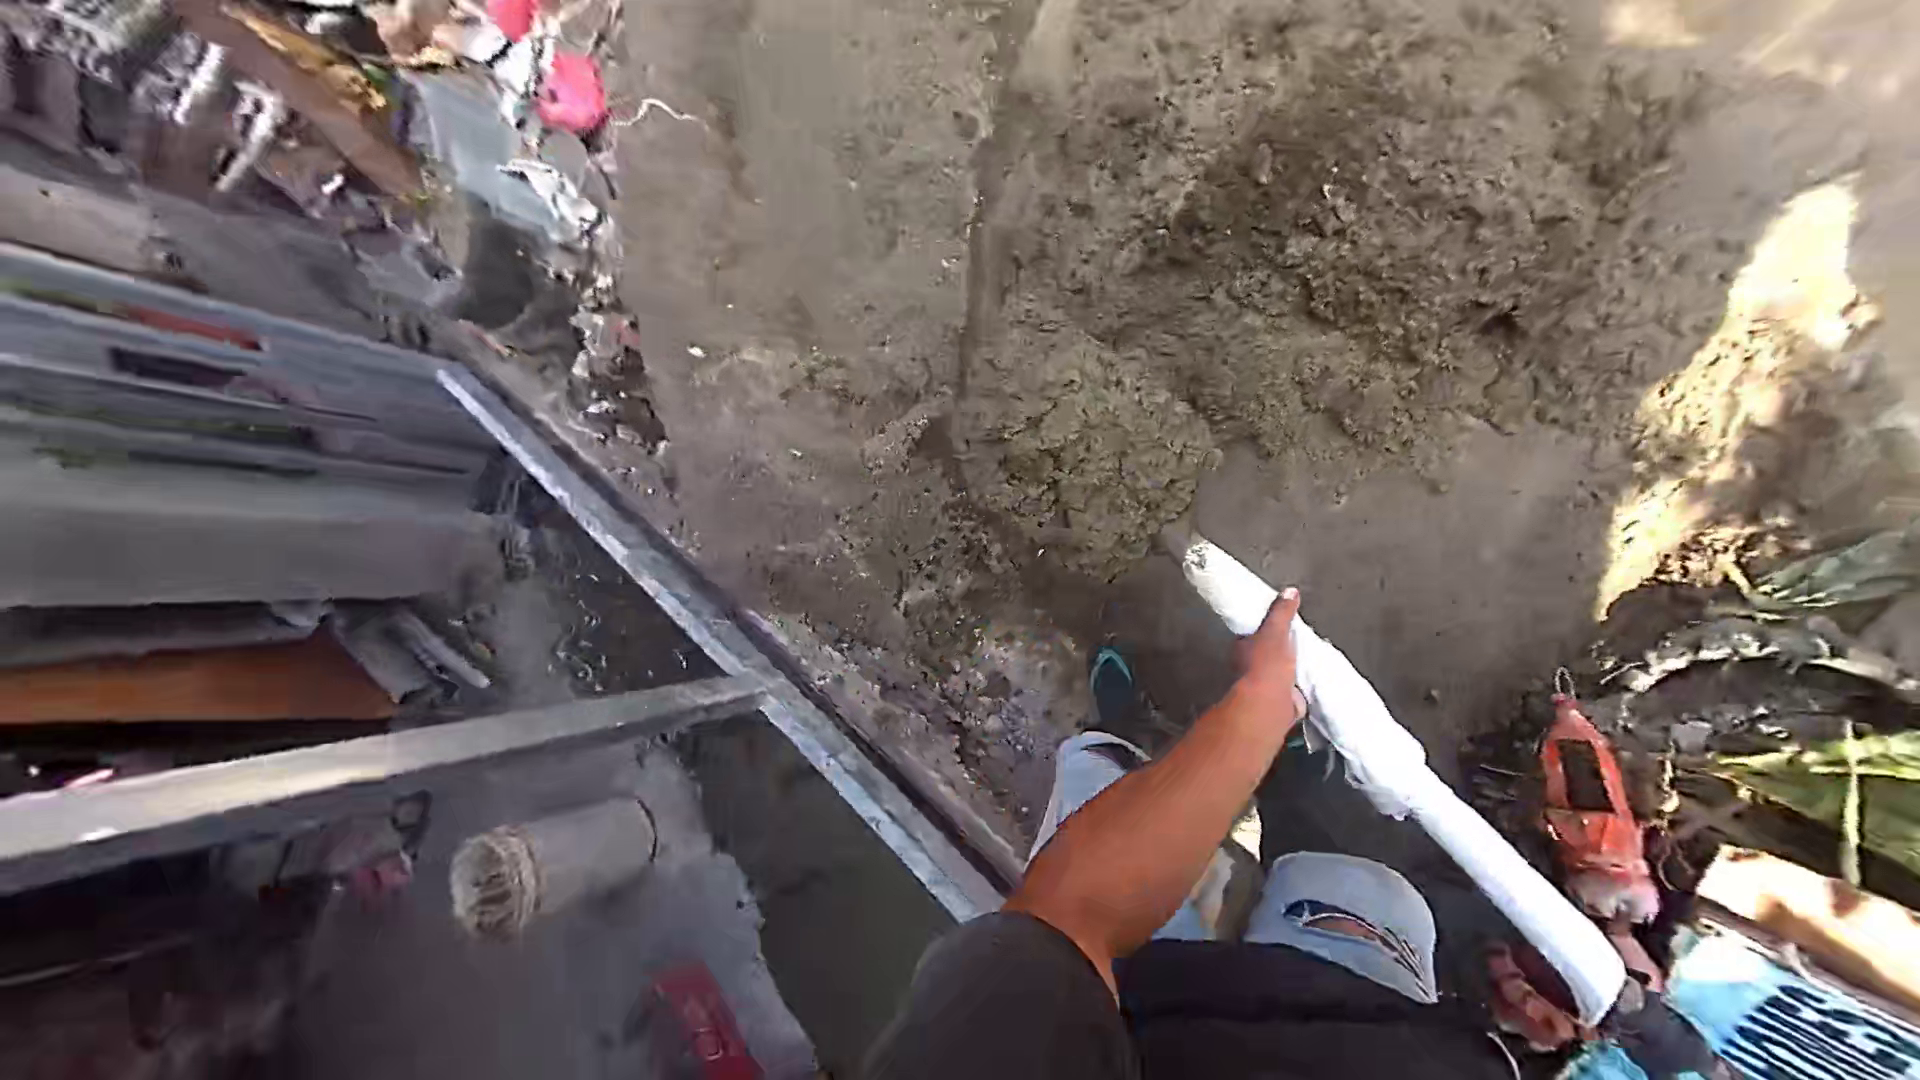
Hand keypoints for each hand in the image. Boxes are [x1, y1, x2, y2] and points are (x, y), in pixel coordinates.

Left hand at [1235, 587, 1301, 720]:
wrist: (1271, 702)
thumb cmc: (1266, 664)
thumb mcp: (1275, 631)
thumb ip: (1282, 612)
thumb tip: (1290, 590)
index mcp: (1242, 647)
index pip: (1253, 632)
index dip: (1267, 627)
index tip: (1282, 623)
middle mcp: (1249, 665)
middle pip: (1268, 651)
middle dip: (1283, 647)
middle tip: (1303, 639)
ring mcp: (1264, 682)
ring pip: (1281, 668)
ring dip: (1294, 666)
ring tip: (1313, 657)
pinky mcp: (1281, 697)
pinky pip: (1295, 685)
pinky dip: (1304, 682)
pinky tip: (1317, 677)